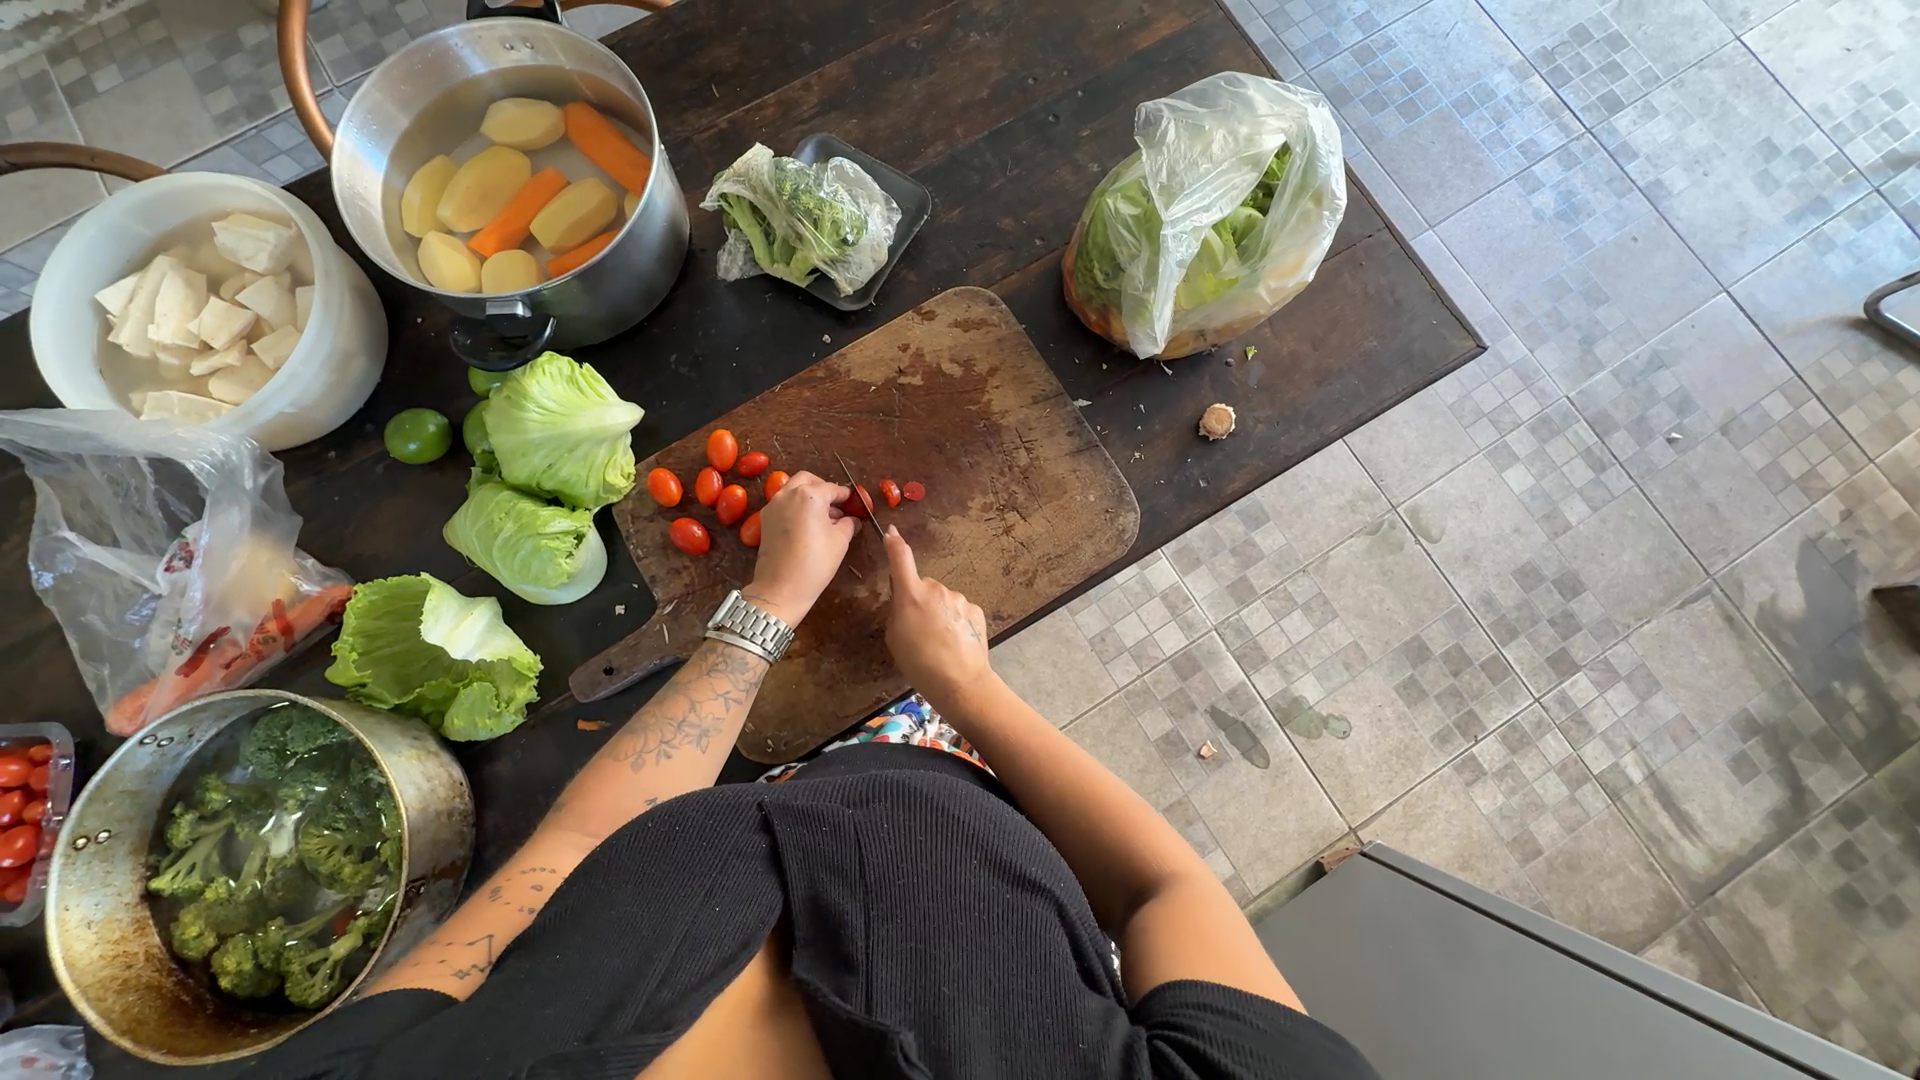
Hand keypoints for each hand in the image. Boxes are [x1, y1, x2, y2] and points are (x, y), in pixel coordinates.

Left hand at [745, 470, 856, 624]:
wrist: (782, 587)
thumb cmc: (816, 562)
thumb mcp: (840, 541)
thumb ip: (848, 523)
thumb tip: (852, 519)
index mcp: (810, 495)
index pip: (832, 488)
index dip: (846, 496)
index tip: (854, 503)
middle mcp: (788, 494)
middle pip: (808, 480)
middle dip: (823, 488)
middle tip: (836, 504)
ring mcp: (773, 505)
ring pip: (793, 489)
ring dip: (808, 495)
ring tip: (822, 515)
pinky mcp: (765, 519)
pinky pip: (783, 503)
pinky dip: (795, 505)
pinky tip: (806, 524)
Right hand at [883, 526, 992, 707]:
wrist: (960, 682)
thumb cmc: (919, 664)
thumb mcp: (894, 638)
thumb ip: (897, 611)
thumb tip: (905, 599)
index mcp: (911, 595)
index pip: (900, 558)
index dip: (894, 543)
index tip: (892, 533)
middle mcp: (936, 589)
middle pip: (923, 587)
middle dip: (919, 600)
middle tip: (918, 630)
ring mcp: (959, 598)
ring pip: (942, 600)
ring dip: (939, 613)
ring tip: (939, 642)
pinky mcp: (976, 609)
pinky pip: (959, 610)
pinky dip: (956, 621)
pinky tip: (955, 642)